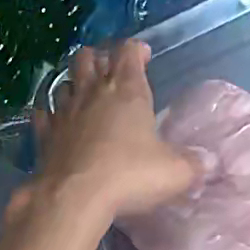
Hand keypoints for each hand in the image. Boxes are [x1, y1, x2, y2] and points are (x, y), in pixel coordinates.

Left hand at [30, 41, 202, 218]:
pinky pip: (43, 115)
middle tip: (106, 71)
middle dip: (97, 59)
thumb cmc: (129, 176)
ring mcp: (63, 114)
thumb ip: (192, 164)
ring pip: (63, 83)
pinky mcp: (43, 137)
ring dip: (72, 85)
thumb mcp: (174, 172)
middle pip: (87, 58)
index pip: (129, 51)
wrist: (74, 199)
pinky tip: (53, 122)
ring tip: (81, 96)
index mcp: (128, 90)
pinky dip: (48, 115)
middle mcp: (92, 93)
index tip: (143, 57)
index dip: (136, 50)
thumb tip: (207, 162)